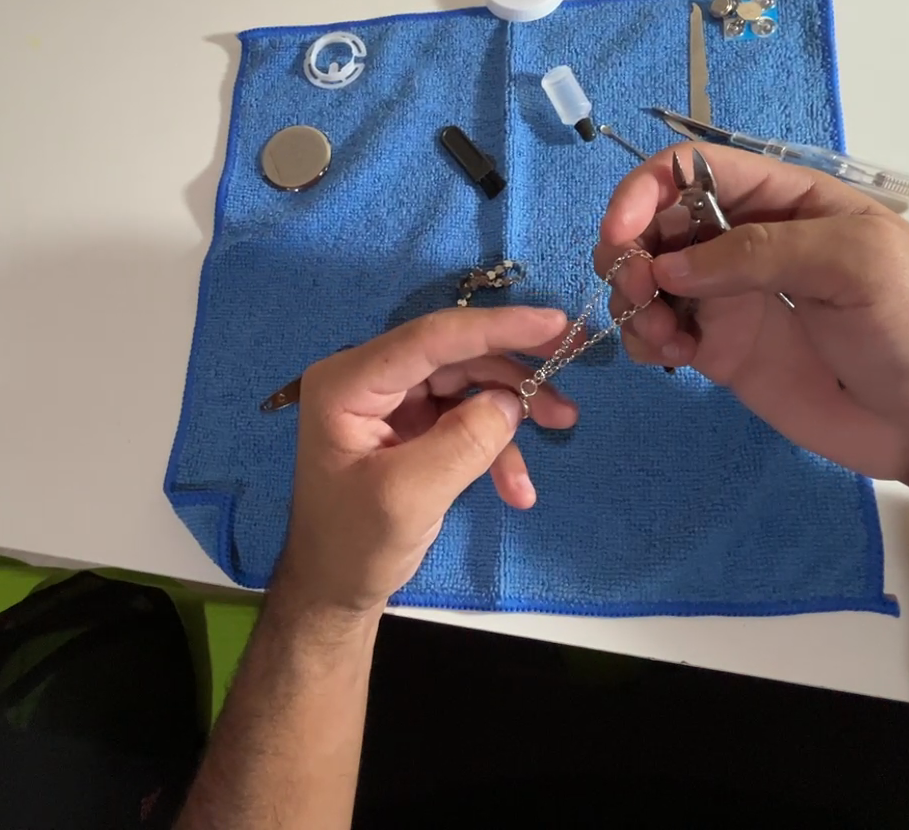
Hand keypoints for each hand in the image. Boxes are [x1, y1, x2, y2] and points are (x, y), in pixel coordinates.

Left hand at [274, 307, 577, 617]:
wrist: (336, 587)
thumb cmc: (354, 544)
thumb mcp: (408, 497)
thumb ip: (462, 443)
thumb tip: (510, 401)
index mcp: (349, 381)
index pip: (430, 338)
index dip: (495, 327)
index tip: (554, 321)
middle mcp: (369, 378)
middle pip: (454, 354)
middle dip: (513, 364)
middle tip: (572, 353)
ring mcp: (393, 400)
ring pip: (467, 382)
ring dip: (514, 406)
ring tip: (563, 423)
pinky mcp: (413, 423)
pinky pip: (465, 417)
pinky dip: (496, 446)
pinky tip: (517, 487)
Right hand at [596, 144, 908, 481]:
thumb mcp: (857, 263)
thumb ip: (759, 251)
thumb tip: (667, 265)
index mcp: (779, 201)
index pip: (688, 170)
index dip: (643, 192)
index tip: (621, 235)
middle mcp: (740, 243)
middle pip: (653, 226)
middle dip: (629, 254)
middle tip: (641, 296)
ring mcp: (725, 298)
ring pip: (644, 280)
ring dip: (633, 302)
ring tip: (664, 339)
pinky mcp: (715, 349)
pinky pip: (655, 332)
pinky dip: (644, 340)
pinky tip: (672, 358)